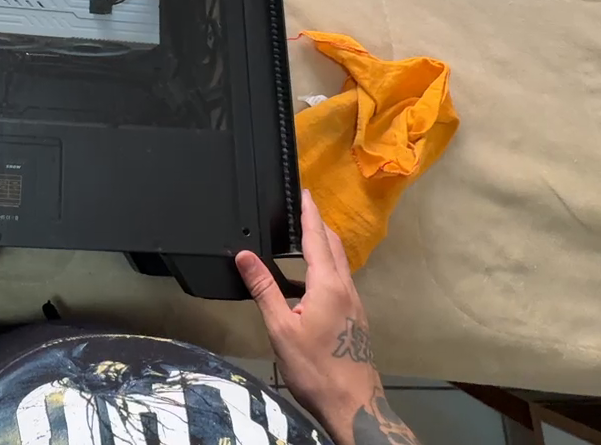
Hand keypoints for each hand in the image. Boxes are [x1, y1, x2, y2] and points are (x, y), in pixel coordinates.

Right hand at [238, 191, 412, 443]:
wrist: (356, 408)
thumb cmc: (315, 368)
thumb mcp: (281, 328)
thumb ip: (263, 288)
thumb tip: (244, 254)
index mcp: (328, 285)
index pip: (317, 238)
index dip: (309, 213)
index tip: (304, 192)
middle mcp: (345, 288)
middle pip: (333, 246)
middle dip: (318, 224)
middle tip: (301, 208)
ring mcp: (354, 305)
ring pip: (340, 263)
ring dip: (323, 245)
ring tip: (303, 237)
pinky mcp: (355, 319)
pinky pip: (340, 279)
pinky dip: (326, 265)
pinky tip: (308, 280)